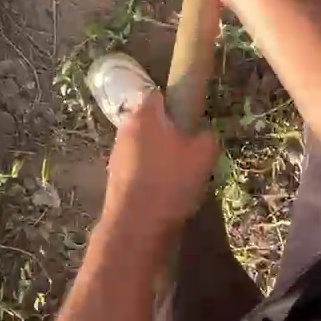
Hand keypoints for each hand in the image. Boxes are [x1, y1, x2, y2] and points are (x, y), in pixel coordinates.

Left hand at [100, 91, 218, 251]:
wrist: (137, 224)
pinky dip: (149, 174)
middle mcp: (125, 129)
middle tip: (188, 151)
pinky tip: (164, 192)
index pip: (158, 96)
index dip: (175, 104)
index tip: (189, 121)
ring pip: (143, 146)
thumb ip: (206, 136)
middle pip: (150, 122)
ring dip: (158, 155)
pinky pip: (137, 168)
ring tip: (178, 176)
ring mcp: (116, 153)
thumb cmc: (170, 180)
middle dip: (167, 133)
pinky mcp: (114, 177)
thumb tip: (202, 133)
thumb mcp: (204, 155)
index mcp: (144, 115)